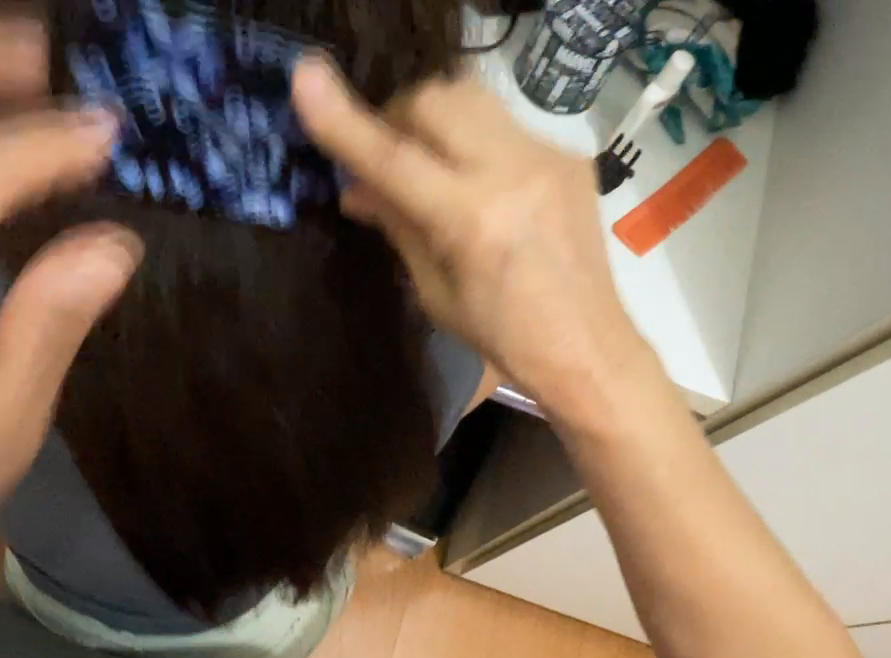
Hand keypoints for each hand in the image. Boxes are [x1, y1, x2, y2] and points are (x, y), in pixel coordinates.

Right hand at [292, 59, 653, 413]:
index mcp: (472, 221)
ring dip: (435, 118)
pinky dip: (474, 142)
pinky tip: (479, 182)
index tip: (305, 79)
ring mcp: (546, 157)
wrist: (585, 345)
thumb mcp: (435, 290)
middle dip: (397, 117)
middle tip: (385, 156)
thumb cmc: (500, 334)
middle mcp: (512, 173)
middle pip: (435, 101)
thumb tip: (353, 188)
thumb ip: (398, 227)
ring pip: (471, 98)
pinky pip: (504, 124)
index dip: (345, 122)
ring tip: (428, 161)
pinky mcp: (568, 155)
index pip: (395, 159)